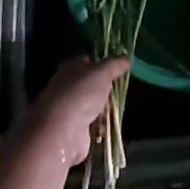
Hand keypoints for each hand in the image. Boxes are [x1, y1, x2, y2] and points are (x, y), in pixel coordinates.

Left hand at [9, 56, 128, 167]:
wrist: (63, 130)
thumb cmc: (81, 94)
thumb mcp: (102, 73)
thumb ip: (114, 65)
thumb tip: (126, 58)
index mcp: (70, 68)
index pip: (87, 61)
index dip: (102, 62)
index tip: (119, 67)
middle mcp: (66, 86)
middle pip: (89, 84)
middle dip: (104, 87)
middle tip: (120, 88)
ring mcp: (69, 108)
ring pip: (91, 104)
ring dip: (102, 107)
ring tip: (118, 107)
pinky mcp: (73, 128)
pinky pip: (91, 123)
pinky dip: (99, 125)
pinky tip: (109, 124)